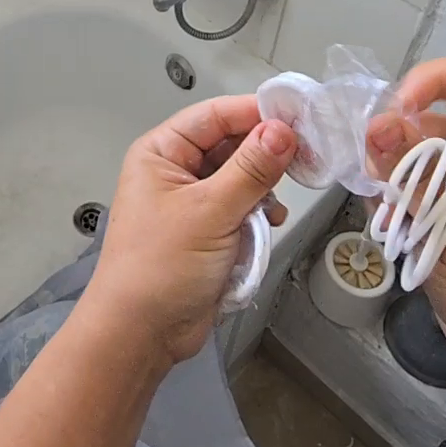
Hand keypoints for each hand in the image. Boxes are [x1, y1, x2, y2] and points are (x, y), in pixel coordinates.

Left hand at [80, 96, 296, 366]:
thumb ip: (250, 169)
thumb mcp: (211, 211)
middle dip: (264, 153)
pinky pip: (240, 206)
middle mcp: (174, 168)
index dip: (255, 112)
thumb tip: (282, 130)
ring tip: (278, 202)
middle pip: (230, 144)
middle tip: (305, 157)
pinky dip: (258, 212)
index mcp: (162, 151)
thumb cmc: (163, 265)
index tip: (299, 116)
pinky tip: (271, 223)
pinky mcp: (207, 229)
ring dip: (262, 187)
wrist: (140, 334)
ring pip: (239, 175)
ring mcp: (191, 200)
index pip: (214, 116)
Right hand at [364, 59, 445, 383]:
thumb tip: (378, 122)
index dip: (429, 81)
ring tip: (392, 220)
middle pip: (426, 116)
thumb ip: (416, 177)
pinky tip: (394, 231)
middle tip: (379, 185)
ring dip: (388, 179)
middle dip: (393, 144)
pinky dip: (389, 200)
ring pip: (407, 150)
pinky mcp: (442, 205)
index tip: (393, 113)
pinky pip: (404, 181)